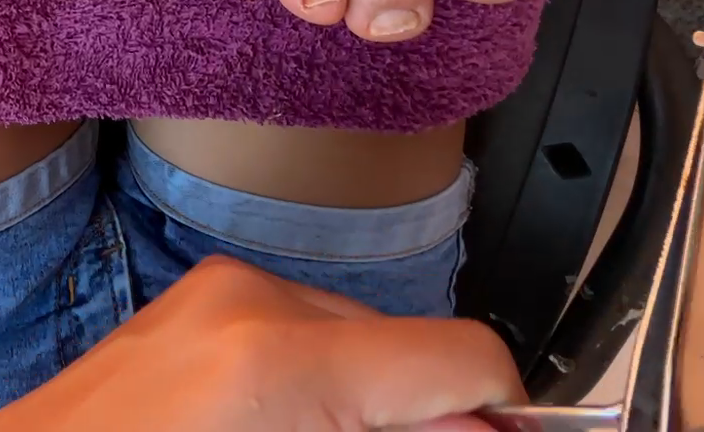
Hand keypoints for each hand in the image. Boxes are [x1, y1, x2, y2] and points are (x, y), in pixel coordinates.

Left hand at [0, 256, 523, 431]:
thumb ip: (388, 430)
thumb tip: (471, 428)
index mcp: (280, 360)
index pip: (462, 359)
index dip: (503, 418)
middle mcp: (252, 298)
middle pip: (409, 348)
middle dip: (424, 421)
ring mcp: (219, 286)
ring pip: (356, 338)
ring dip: (368, 402)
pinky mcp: (200, 292)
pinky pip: (300, 328)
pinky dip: (320, 380)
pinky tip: (291, 420)